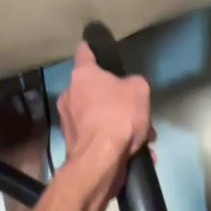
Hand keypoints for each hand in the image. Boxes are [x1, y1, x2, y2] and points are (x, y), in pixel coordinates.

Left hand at [57, 41, 153, 172]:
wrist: (100, 161)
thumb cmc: (118, 115)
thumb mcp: (139, 89)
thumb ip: (134, 83)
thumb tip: (129, 90)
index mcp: (82, 75)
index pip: (84, 51)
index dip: (94, 49)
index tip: (101, 50)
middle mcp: (69, 94)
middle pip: (94, 88)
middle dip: (115, 99)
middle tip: (134, 109)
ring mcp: (68, 121)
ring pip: (97, 115)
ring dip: (117, 124)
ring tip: (141, 137)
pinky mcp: (73, 144)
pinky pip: (97, 137)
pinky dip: (113, 143)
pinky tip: (133, 153)